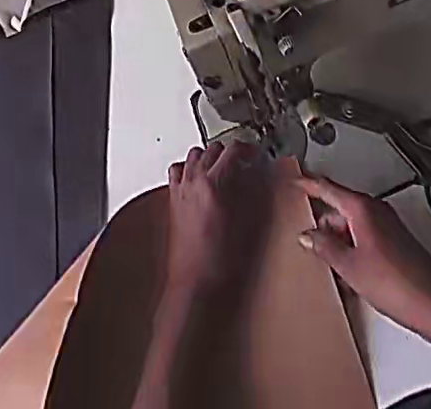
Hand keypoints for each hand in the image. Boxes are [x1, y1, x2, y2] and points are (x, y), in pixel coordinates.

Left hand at [164, 140, 266, 297]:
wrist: (195, 281)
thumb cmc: (219, 259)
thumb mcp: (246, 222)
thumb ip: (251, 193)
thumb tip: (256, 178)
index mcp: (214, 184)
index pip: (232, 151)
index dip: (247, 149)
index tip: (254, 155)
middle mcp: (194, 181)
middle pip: (213, 149)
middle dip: (230, 152)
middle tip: (243, 163)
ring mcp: (181, 188)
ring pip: (194, 155)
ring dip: (209, 157)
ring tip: (223, 168)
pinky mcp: (173, 199)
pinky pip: (178, 171)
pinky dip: (189, 168)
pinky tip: (199, 179)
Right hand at [293, 172, 430, 339]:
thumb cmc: (399, 285)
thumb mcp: (349, 266)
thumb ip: (324, 246)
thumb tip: (309, 235)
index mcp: (362, 208)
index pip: (327, 187)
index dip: (307, 183)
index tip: (295, 179)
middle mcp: (376, 209)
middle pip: (339, 206)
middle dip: (323, 223)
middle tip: (310, 241)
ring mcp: (388, 223)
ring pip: (352, 222)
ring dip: (339, 239)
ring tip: (332, 265)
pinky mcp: (395, 239)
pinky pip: (365, 234)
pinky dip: (353, 246)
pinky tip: (351, 271)